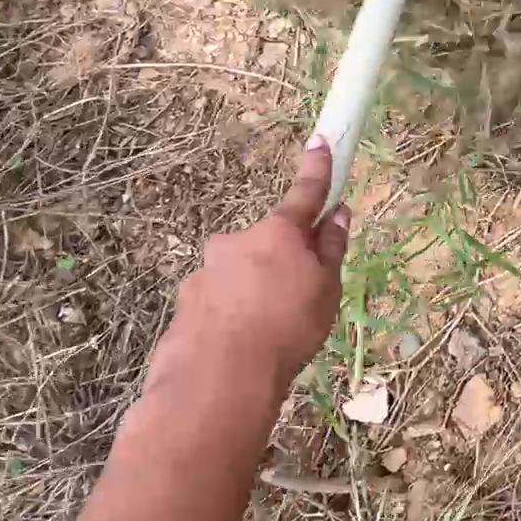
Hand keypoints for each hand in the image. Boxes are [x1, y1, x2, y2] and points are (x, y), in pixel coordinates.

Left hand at [159, 136, 350, 389]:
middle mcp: (236, 242)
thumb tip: (335, 215)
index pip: (305, 192)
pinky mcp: (185, 305)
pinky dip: (237, 311)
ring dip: (260, 288)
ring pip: (244, 272)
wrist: (217, 381)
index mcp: (277, 232)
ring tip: (275, 327)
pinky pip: (222, 299)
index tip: (320, 140)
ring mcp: (205, 273)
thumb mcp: (327, 286)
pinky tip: (247, 341)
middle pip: (271, 240)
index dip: (317, 167)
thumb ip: (330, 248)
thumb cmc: (288, 326)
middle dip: (286, 256)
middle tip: (306, 290)